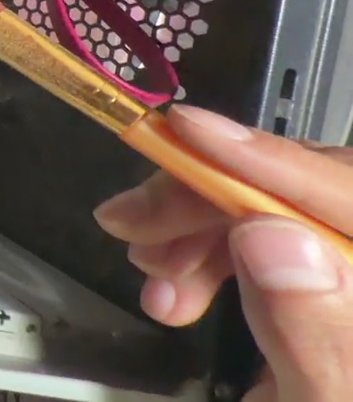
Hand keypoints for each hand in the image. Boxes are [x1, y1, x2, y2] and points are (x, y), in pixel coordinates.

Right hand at [95, 106, 352, 400]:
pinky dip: (201, 248)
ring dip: (191, 228)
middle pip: (311, 196)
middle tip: (131, 223)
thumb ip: (314, 334)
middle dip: (205, 198)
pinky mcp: (324, 283)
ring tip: (151, 272)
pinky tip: (174, 285)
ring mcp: (344, 274)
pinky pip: (265, 234)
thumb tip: (270, 235)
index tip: (187, 128)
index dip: (275, 162)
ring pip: (275, 210)